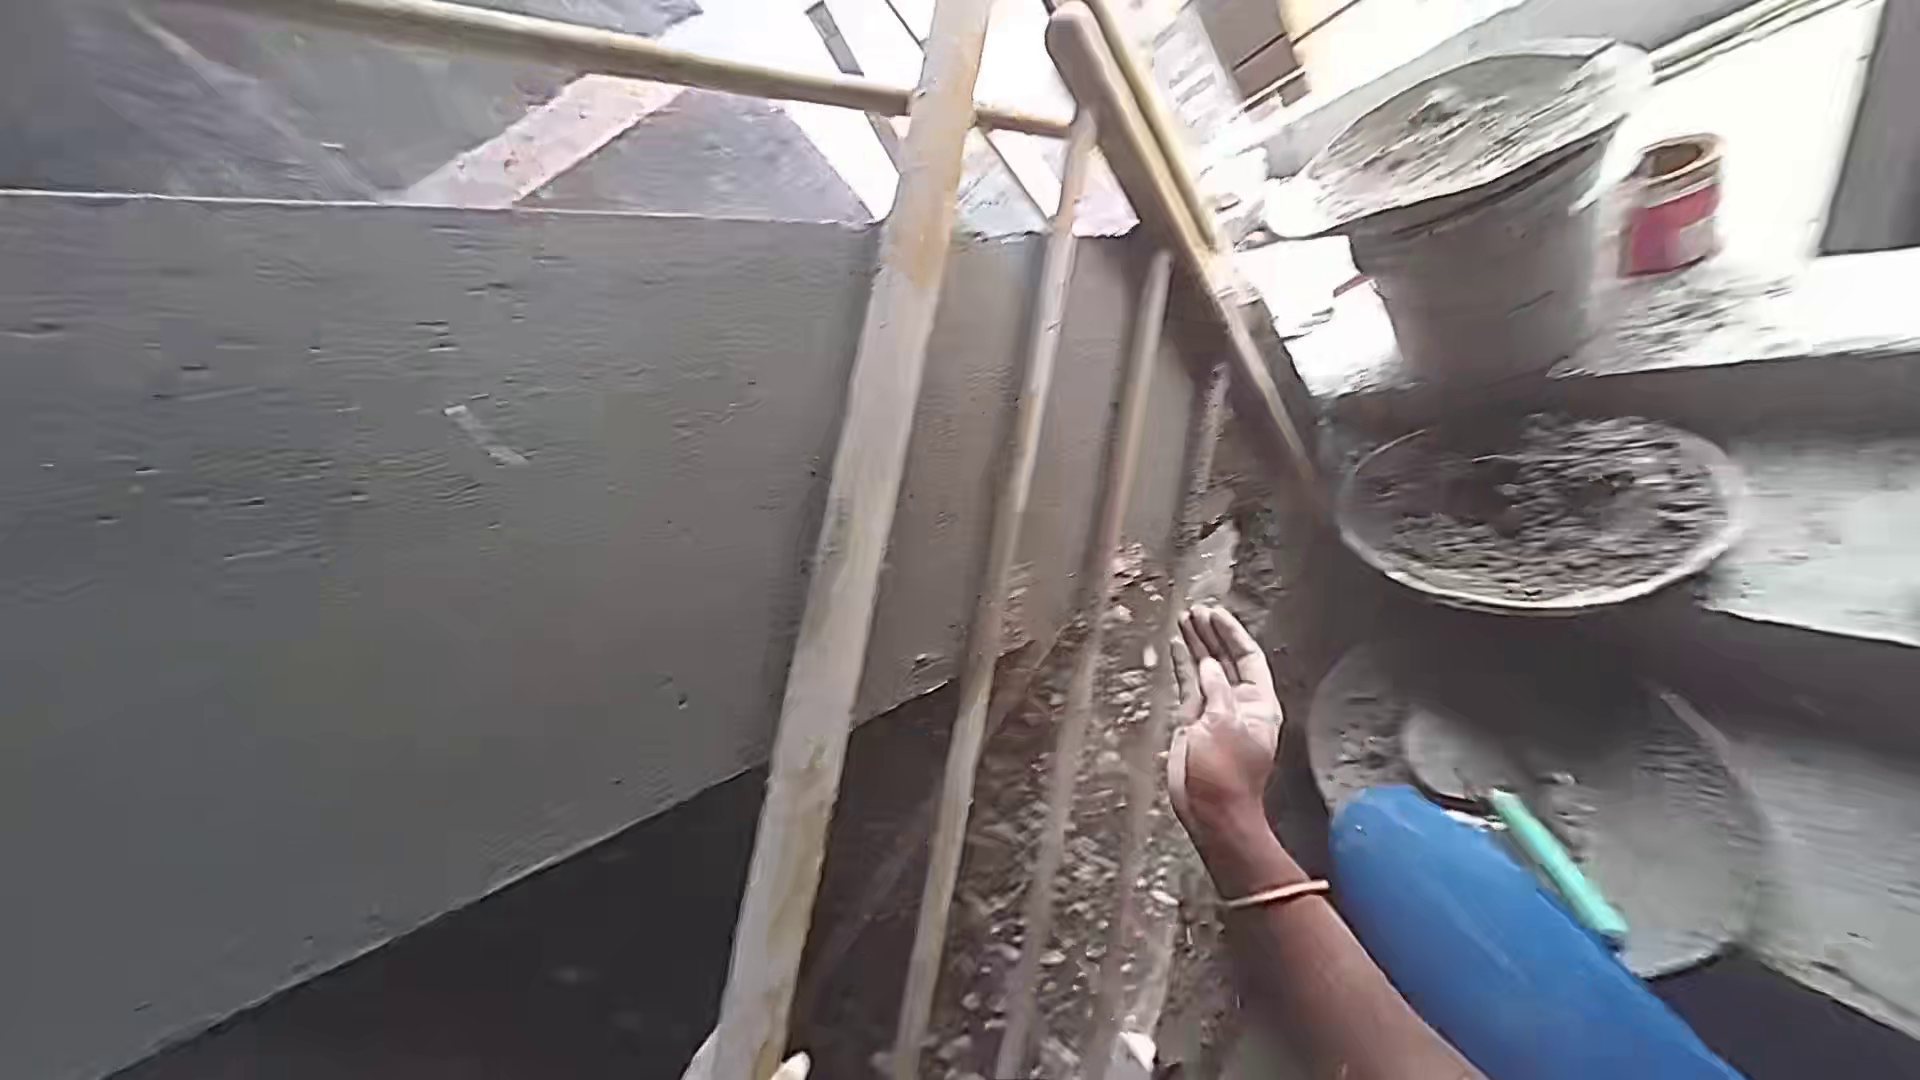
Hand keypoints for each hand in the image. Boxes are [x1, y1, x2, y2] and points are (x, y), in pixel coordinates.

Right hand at [1167, 605, 1281, 852]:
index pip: (1248, 657)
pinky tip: (1175, 646)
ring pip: (1204, 667)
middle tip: (1195, 611)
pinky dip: (1181, 663)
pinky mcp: (1193, 718)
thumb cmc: (1226, 773)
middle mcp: (1237, 702)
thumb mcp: (1224, 724)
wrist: (1211, 809)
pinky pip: (1187, 683)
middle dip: (1211, 634)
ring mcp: (1214, 709)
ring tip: (1183, 620)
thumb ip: (1216, 689)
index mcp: (1258, 703)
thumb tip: (1206, 664)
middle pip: (1225, 658)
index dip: (1231, 633)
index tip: (1214, 613)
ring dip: (1195, 644)